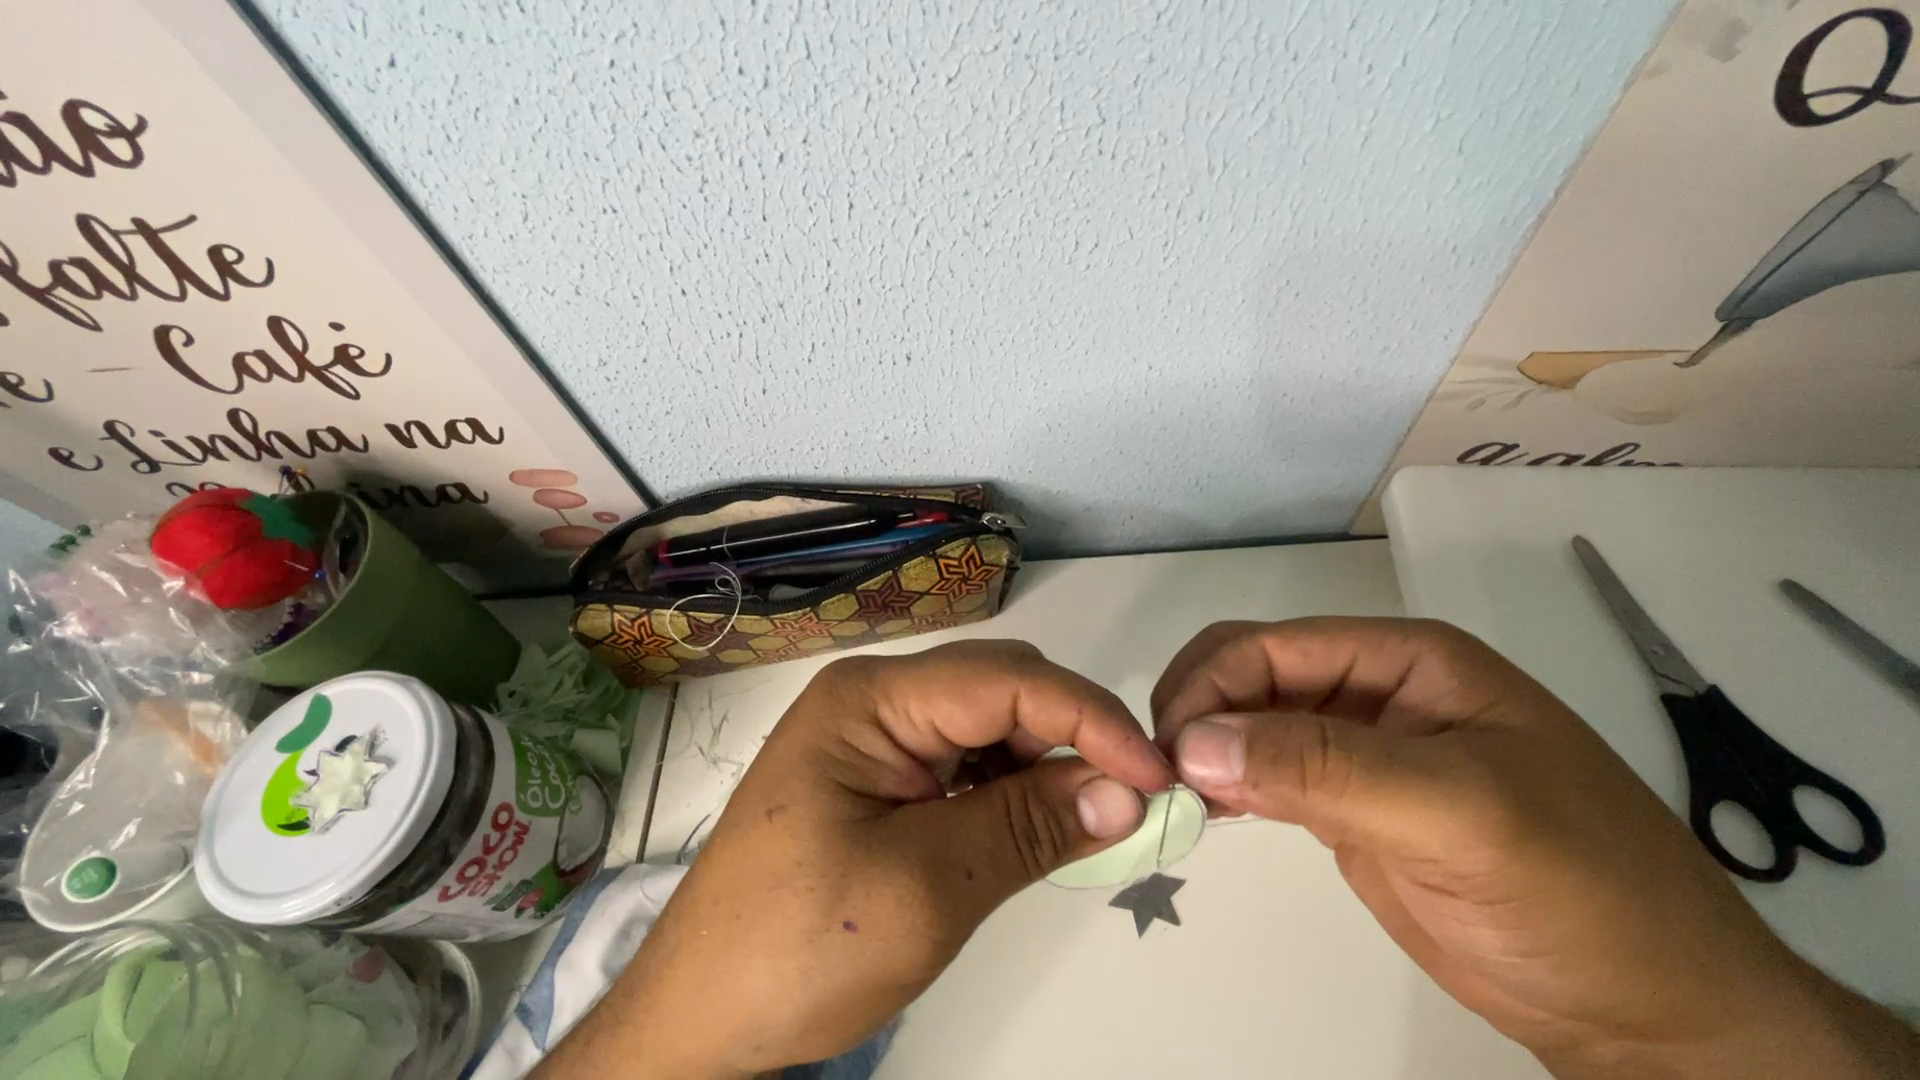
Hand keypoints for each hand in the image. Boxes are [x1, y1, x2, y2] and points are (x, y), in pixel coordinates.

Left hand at [538, 640, 1173, 1078]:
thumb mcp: (926, 888)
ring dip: (1045, 765)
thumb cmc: (800, 946)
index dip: (1091, 720)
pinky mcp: (877, 777)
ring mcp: (872, 737)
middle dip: (1072, 737)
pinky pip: (963, 763)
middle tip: (1132, 802)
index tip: (1158, 779)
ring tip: (1089, 820)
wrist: (699, 1016)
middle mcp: (873, 699)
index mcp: (871, 699)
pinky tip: (1034, 826)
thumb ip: (1029, 827)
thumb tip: (1129, 793)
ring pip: (989, 726)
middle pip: (1000, 691)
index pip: (1007, 681)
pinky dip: (1010, 790)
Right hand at [1152, 616, 1919, 1078]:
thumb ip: (1324, 767)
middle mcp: (1374, 690)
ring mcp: (1358, 750)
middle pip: (1251, 674)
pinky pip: (1263, 774)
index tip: (1166, 755)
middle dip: (1195, 712)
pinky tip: (1201, 814)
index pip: (1274, 646)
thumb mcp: (1458, 813)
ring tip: (1170, 801)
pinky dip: (1222, 786)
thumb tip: (1193, 743)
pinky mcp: (1345, 806)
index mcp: (1407, 659)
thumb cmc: (1578, 891)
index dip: (1210, 687)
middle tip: (1160, 779)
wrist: (1648, 1010)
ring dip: (1201, 751)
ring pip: (1248, 723)